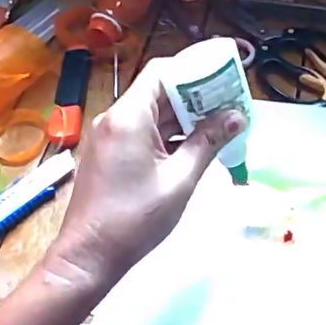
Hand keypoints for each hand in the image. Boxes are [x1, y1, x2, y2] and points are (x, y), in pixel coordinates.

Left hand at [41, 56, 244, 295]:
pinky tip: (196, 145)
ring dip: (184, 117)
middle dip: (196, 95)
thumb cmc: (134, 219)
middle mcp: (114, 119)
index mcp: (128, 117)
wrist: (89, 255)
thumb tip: (236, 116)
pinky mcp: (108, 155)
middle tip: (233, 104)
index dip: (196, 69)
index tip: (226, 76)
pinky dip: (168, 135)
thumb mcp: (179, 180)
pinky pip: (142, 133)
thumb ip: (208, 142)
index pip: (163, 72)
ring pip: (151, 114)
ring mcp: (108, 138)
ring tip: (222, 124)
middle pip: (158, 91)